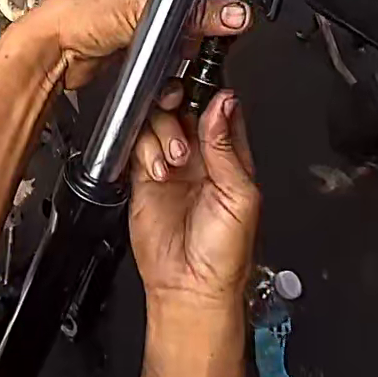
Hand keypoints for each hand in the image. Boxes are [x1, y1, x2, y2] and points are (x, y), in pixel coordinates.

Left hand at [9, 0, 251, 89]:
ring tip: (172, 58)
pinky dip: (163, 67)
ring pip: (173, 40)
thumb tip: (232, 12)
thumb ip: (189, 11)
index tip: (223, 19)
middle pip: (186, 14)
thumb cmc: (75, 14)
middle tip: (192, 42)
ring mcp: (133, 22)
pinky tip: (160, 70)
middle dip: (192, 33)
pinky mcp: (129, 49)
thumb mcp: (141, 7)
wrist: (49, 53)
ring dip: (178, 54)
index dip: (209, 0)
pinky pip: (159, 59)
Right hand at [130, 90, 259, 309]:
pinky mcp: (144, 175)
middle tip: (177, 110)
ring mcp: (171, 162)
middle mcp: (199, 154)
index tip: (199, 88)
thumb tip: (223, 104)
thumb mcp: (239, 196)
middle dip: (177, 103)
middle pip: (183, 106)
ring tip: (174, 159)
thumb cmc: (225, 253)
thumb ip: (226, 148)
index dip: (209, 92)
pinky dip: (144, 149)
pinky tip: (158, 170)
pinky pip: (137, 144)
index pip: (219, 107)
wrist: (189, 287)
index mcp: (229, 155)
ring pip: (158, 120)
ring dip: (163, 131)